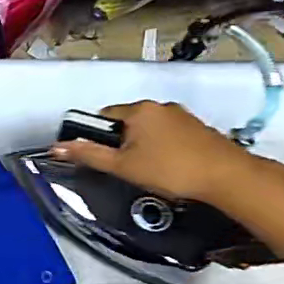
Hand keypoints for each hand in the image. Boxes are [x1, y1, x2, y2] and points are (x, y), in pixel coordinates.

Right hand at [49, 101, 262, 202]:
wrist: (227, 177)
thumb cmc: (170, 170)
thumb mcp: (123, 166)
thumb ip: (89, 154)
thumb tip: (57, 146)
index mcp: (138, 110)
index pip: (104, 115)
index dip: (97, 136)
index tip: (103, 157)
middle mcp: (160, 106)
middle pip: (127, 121)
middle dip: (122, 141)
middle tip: (125, 168)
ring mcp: (182, 115)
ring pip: (149, 128)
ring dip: (143, 145)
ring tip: (149, 170)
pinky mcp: (199, 128)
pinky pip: (169, 134)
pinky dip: (164, 147)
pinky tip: (169, 167)